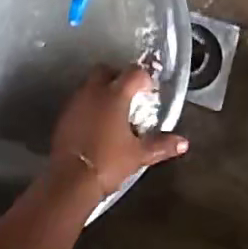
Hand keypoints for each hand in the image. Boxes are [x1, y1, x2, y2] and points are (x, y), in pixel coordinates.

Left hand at [48, 65, 188, 197]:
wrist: (70, 178)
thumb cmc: (109, 162)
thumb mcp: (138, 154)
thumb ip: (161, 145)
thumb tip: (183, 142)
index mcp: (115, 95)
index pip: (133, 73)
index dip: (144, 78)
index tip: (150, 90)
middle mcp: (93, 90)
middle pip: (106, 70)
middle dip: (118, 77)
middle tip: (130, 95)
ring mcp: (76, 100)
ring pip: (90, 84)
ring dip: (102, 90)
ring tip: (114, 111)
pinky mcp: (64, 112)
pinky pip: (79, 99)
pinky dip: (89, 104)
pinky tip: (96, 123)